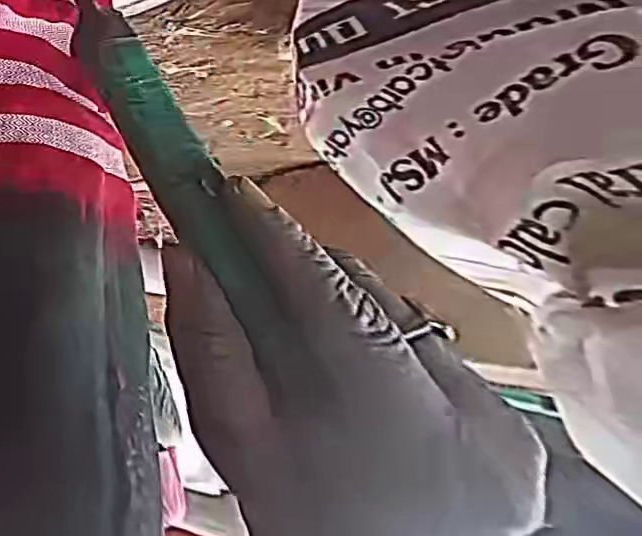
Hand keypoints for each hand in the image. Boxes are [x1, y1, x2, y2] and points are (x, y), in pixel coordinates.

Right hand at [164, 180, 545, 535]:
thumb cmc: (298, 510)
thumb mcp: (232, 434)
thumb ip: (207, 342)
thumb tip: (182, 255)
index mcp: (395, 415)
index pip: (330, 293)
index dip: (274, 233)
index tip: (228, 188)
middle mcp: (469, 410)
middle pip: (363, 293)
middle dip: (289, 257)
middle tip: (226, 238)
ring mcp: (500, 419)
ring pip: (392, 310)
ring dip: (324, 289)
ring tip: (268, 294)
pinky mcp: (510, 426)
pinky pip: (421, 342)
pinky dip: (364, 324)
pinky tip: (324, 343)